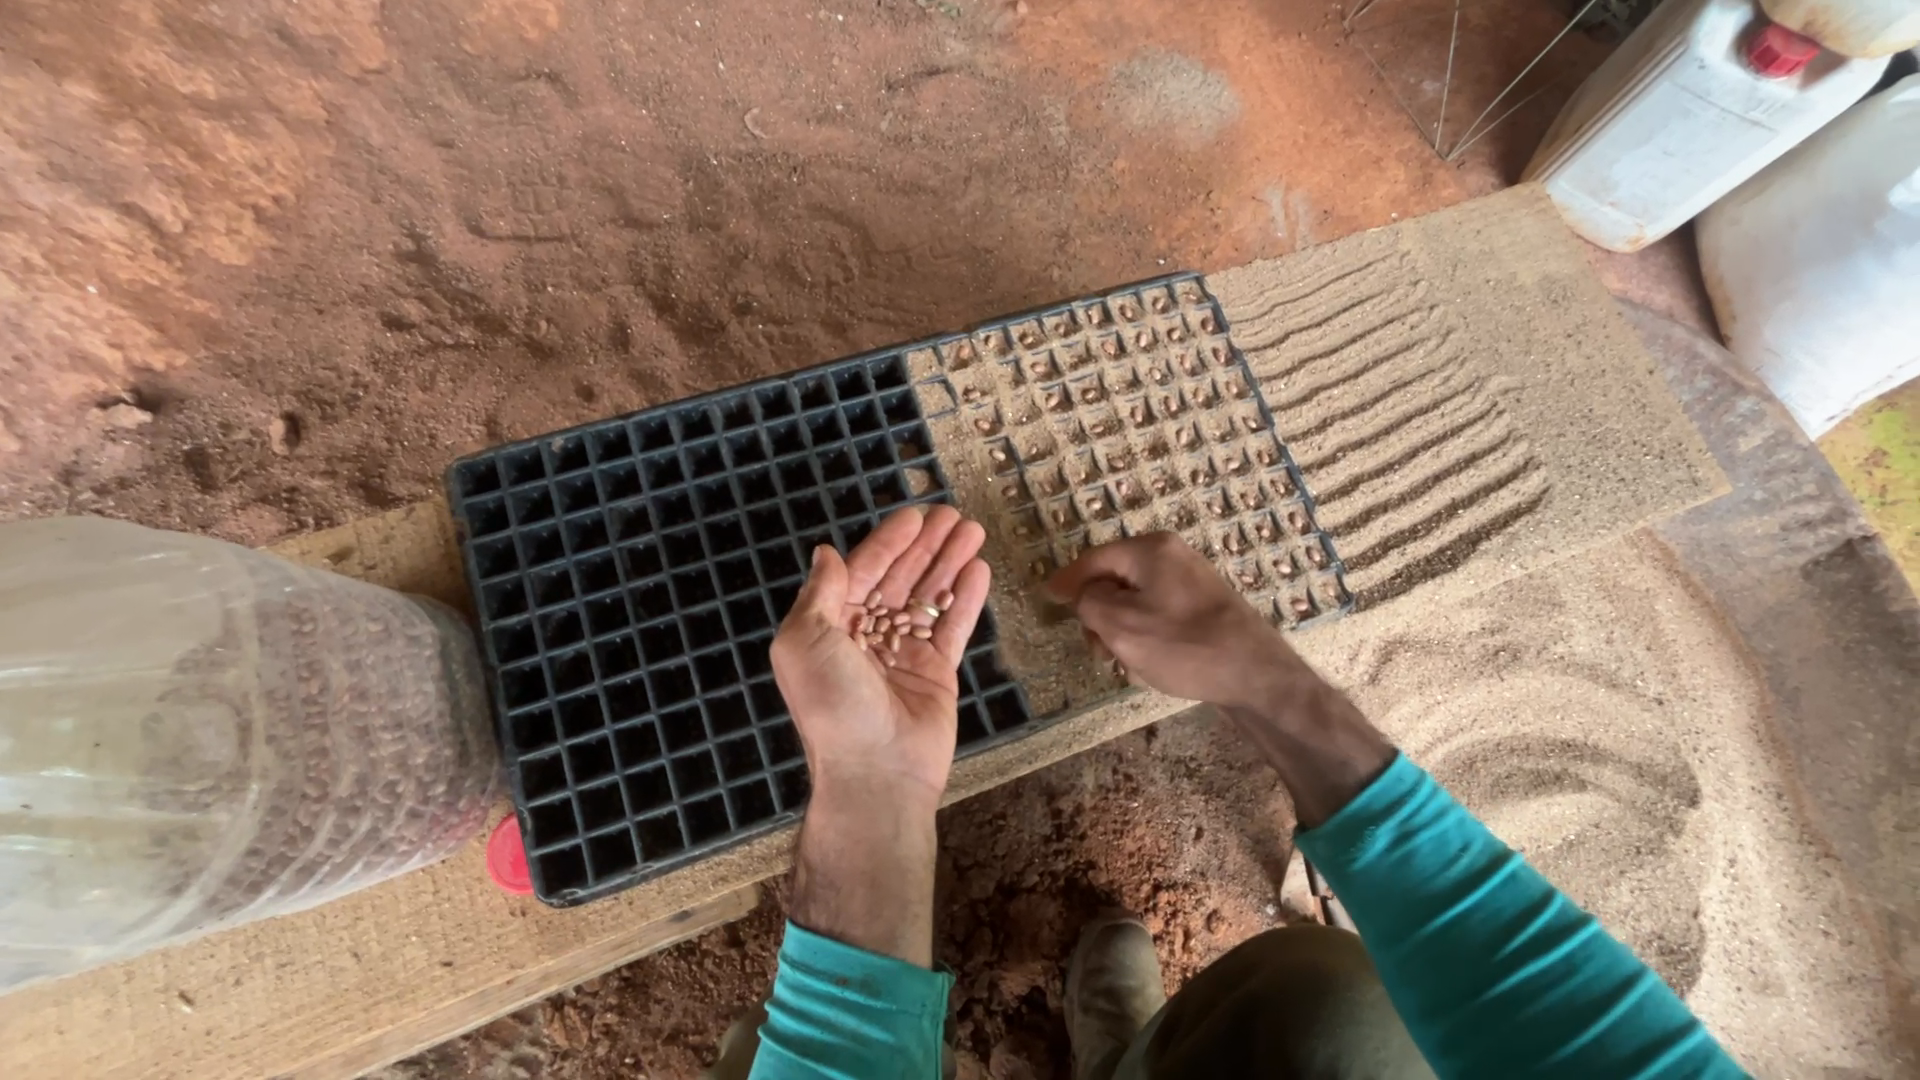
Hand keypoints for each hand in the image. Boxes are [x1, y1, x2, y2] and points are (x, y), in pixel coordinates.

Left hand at [771, 505, 989, 965]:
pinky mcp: (936, 672)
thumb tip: (825, 552)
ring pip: (929, 597)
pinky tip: (979, 571)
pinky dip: (965, 598)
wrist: (876, 772)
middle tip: (954, 516)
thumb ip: (819, 594)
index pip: (863, 571)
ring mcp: (904, 653)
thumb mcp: (805, 642)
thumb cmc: (834, 704)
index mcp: (832, 626)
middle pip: (900, 578)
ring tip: (973, 531)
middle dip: (926, 546)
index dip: (889, 542)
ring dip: (949, 563)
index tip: (915, 515)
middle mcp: (868, 635)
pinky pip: (952, 627)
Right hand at [1044, 532, 1300, 708]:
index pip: (1093, 559)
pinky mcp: (1203, 606)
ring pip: (1135, 602)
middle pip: (1114, 580)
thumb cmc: (1183, 646)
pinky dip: (1145, 637)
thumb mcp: (1119, 624)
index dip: (1067, 581)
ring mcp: (1190, 580)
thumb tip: (1086, 594)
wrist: (1256, 675)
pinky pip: (1158, 614)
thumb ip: (1089, 601)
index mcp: (1149, 550)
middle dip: (1099, 616)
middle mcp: (1170, 555)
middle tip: (1098, 652)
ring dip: (1121, 632)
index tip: (1047, 598)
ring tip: (1127, 666)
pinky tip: (1151, 667)